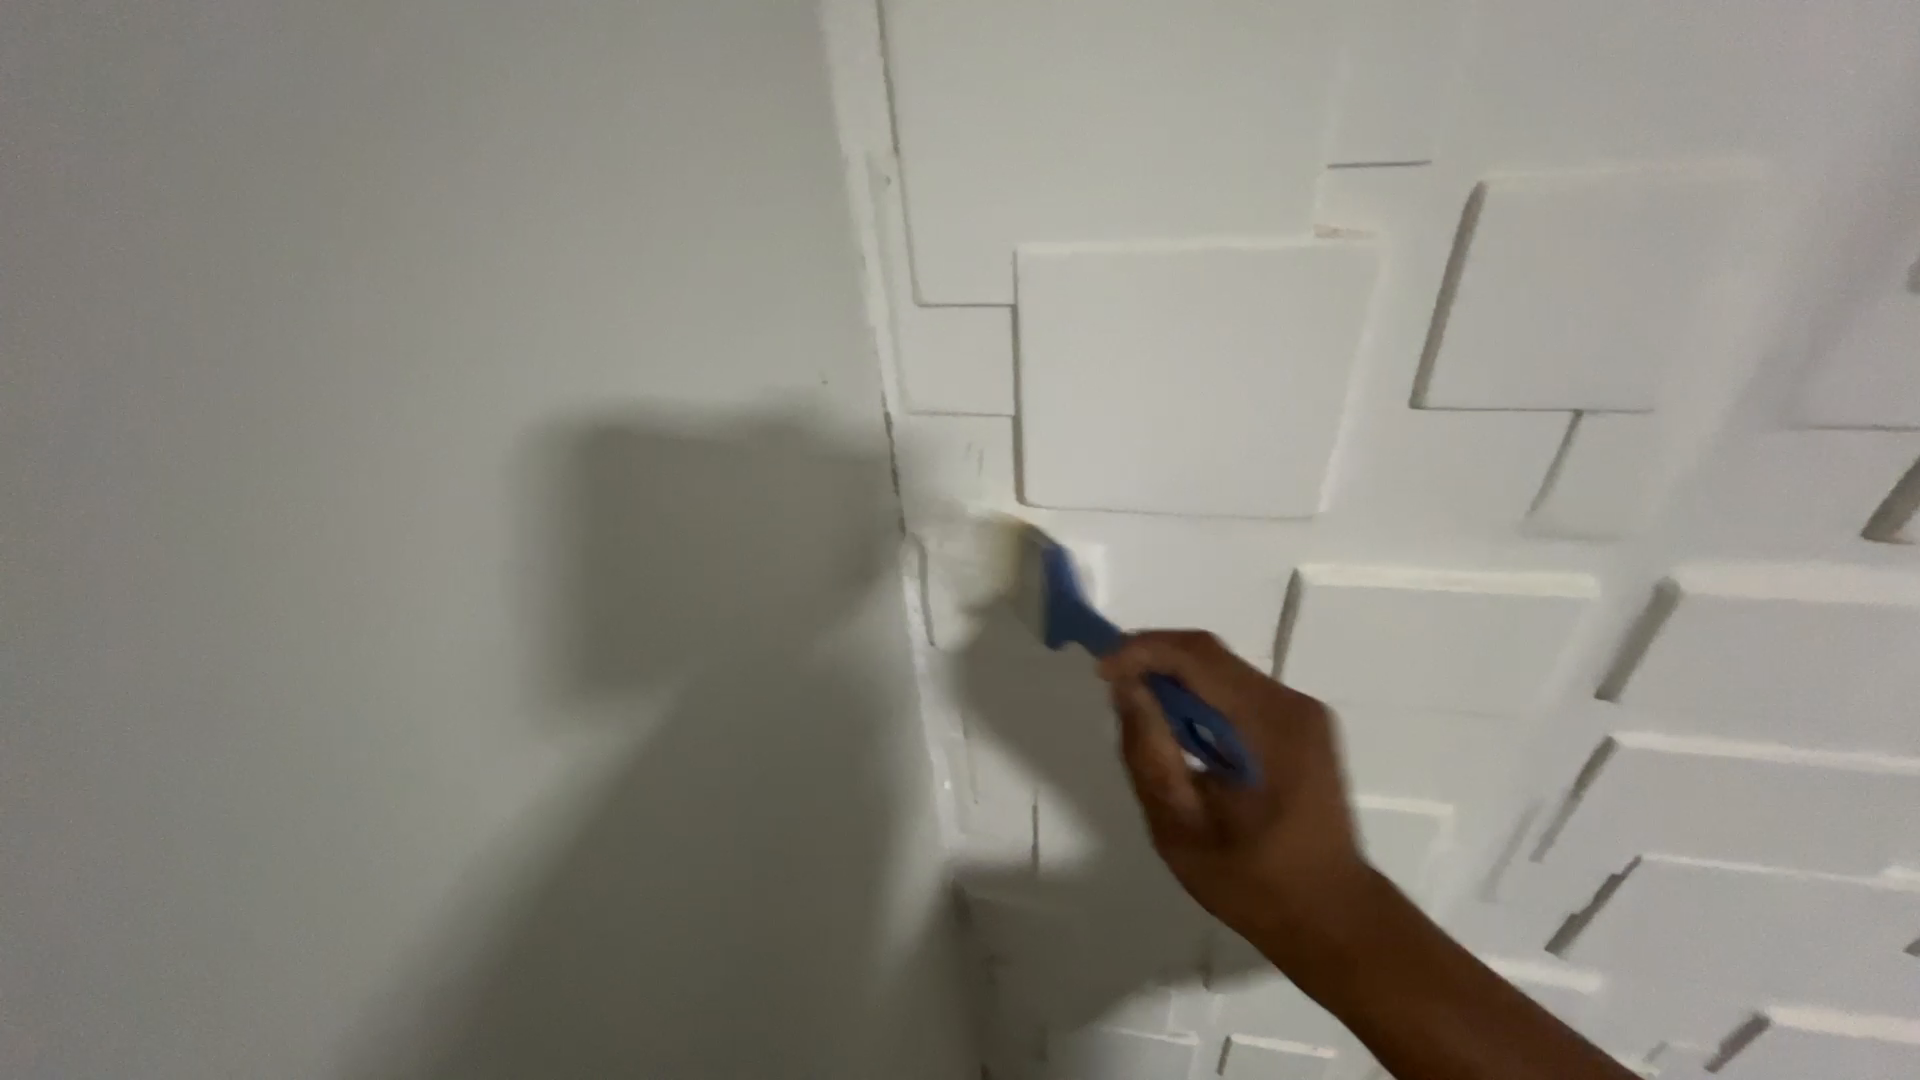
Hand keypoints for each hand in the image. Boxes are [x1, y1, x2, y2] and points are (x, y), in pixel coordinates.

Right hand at [1097, 631, 1378, 972]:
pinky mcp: (1299, 725)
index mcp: (1270, 726)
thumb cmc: (1254, 883)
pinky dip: (1197, 697)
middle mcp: (1291, 704)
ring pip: (1220, 670)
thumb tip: (1124, 687)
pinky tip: (1176, 728)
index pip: (1197, 656)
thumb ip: (1149, 752)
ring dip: (1173, 678)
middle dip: (1152, 659)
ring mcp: (1301, 713)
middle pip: (1209, 656)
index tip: (1101, 673)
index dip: (1142, 651)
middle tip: (1111, 686)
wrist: (1332, 916)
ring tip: (1137, 710)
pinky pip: (1235, 691)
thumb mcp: (1181, 827)